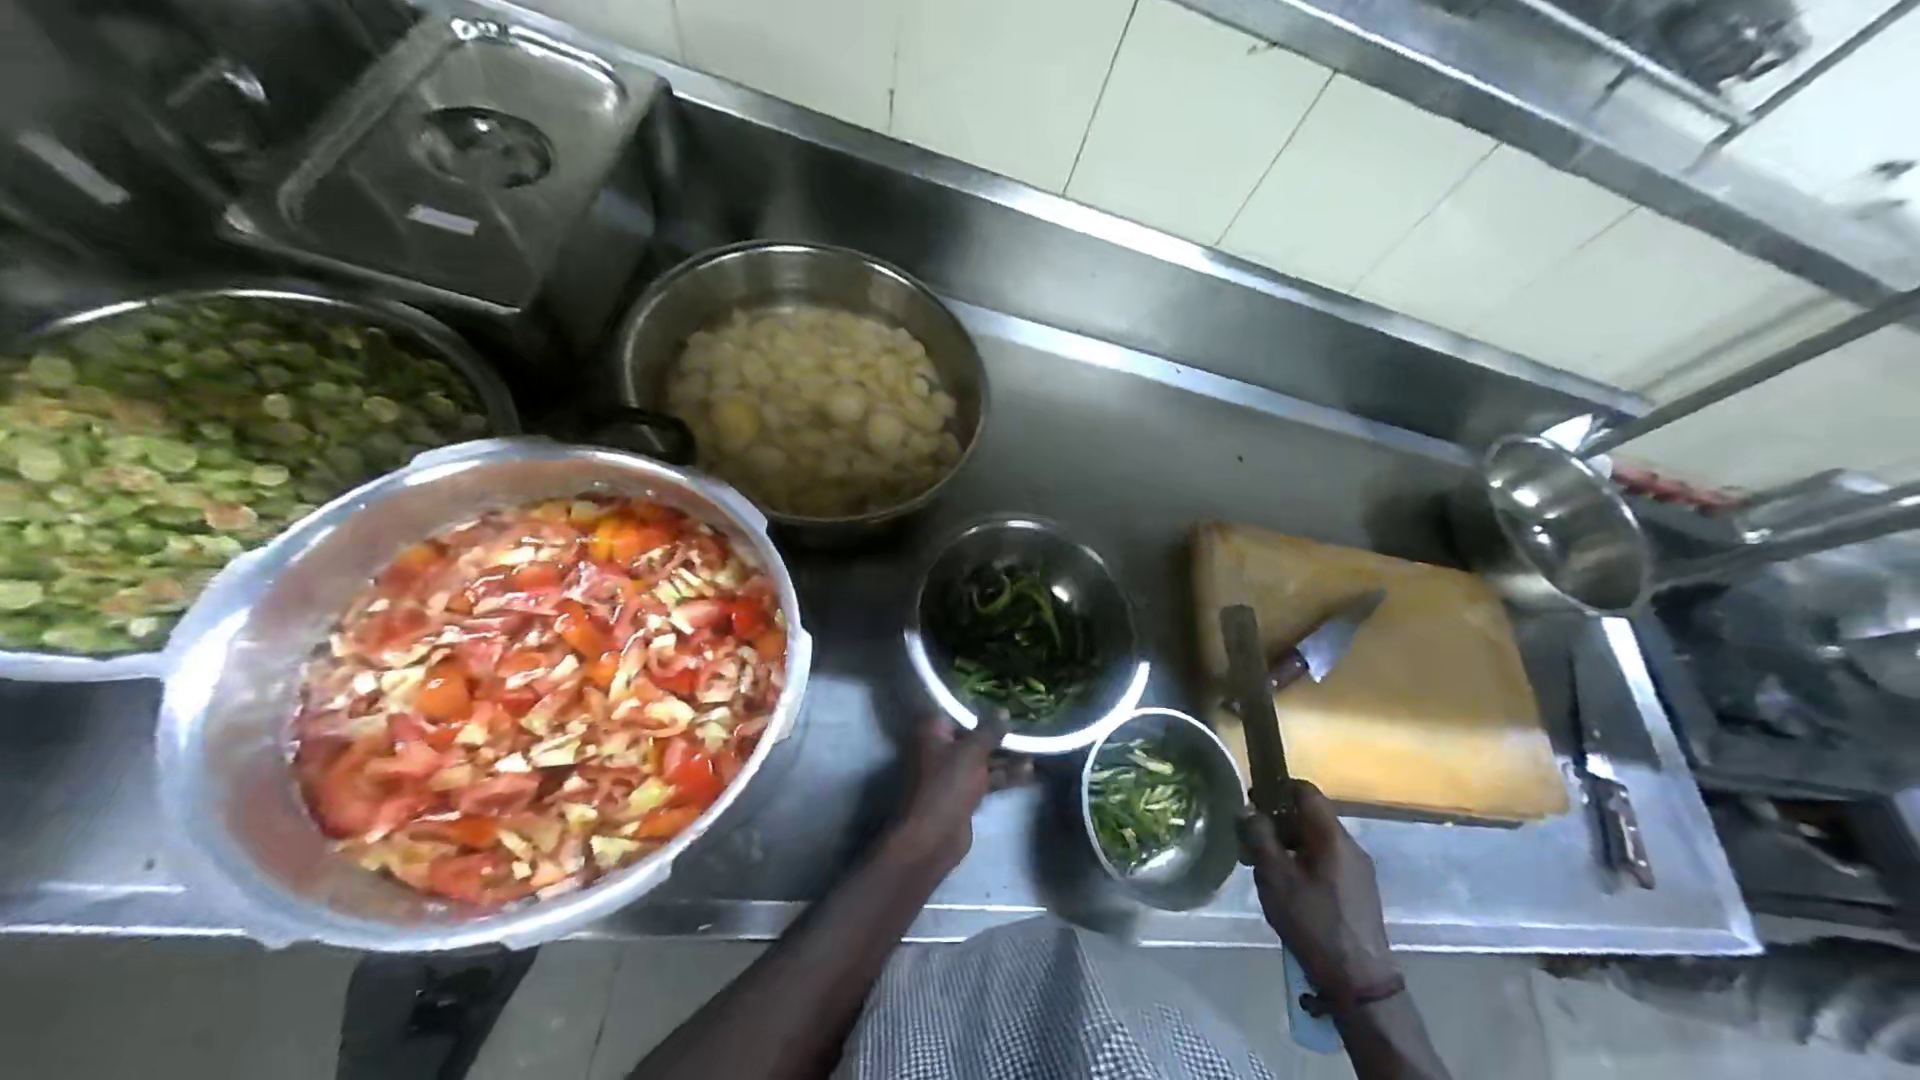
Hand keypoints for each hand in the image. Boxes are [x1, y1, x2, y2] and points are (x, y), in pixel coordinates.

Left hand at [887, 712, 1029, 874]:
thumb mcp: (971, 752)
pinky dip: (1005, 775)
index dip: (982, 711)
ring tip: (1035, 751)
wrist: (933, 836)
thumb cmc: (947, 785)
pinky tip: (1030, 773)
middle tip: (1026, 727)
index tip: (1007, 707)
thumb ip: (989, 731)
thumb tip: (1003, 711)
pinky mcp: (964, 793)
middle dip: (999, 735)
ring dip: (1007, 757)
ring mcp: (952, 773)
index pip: (958, 713)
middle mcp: (940, 749)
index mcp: (932, 732)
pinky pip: (987, 778)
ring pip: (983, 759)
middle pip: (973, 736)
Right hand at [1239, 780, 1397, 999]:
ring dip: (1288, 844)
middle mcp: (1350, 846)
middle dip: (1278, 821)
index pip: (1306, 791)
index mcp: (1332, 837)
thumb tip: (1249, 810)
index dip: (1277, 788)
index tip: (1252, 800)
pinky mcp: (1359, 891)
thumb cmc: (1312, 921)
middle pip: (1310, 817)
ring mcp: (1358, 870)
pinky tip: (1287, 886)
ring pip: (1317, 840)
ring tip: (1263, 865)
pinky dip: (1303, 861)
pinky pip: (1326, 861)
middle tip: (1250, 839)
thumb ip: (1259, 837)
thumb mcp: (1274, 877)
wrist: (1359, 981)